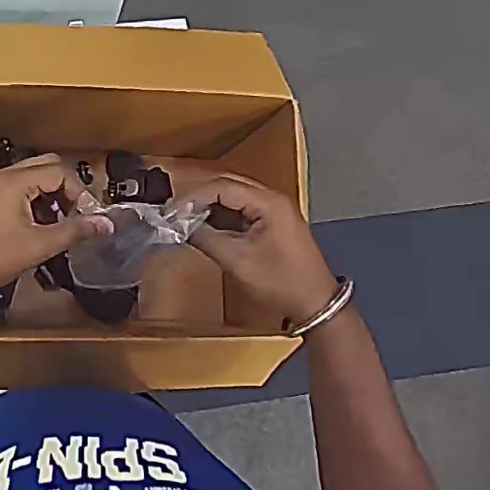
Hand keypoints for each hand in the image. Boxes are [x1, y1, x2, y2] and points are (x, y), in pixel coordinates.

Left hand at [0, 153, 112, 306]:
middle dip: (69, 190)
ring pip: (36, 178)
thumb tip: (106, 224)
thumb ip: (76, 231)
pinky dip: (39, 202)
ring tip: (62, 224)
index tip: (89, 216)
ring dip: (54, 196)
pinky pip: (23, 189)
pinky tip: (43, 227)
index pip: (61, 172)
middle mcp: (4, 177)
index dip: (80, 193)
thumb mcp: (40, 245)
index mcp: (15, 181)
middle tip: (79, 214)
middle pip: (49, 167)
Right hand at [181, 174, 337, 325]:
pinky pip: (243, 212)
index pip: (222, 186)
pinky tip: (206, 229)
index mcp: (269, 203)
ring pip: (234, 198)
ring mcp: (275, 211)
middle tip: (176, 213)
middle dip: (199, 198)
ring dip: (210, 207)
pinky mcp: (273, 224)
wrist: (316, 303)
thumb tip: (182, 227)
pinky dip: (223, 217)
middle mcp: (273, 200)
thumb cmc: (284, 284)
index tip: (173, 211)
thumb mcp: (239, 262)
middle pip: (228, 186)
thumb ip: (207, 240)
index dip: (194, 197)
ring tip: (186, 220)